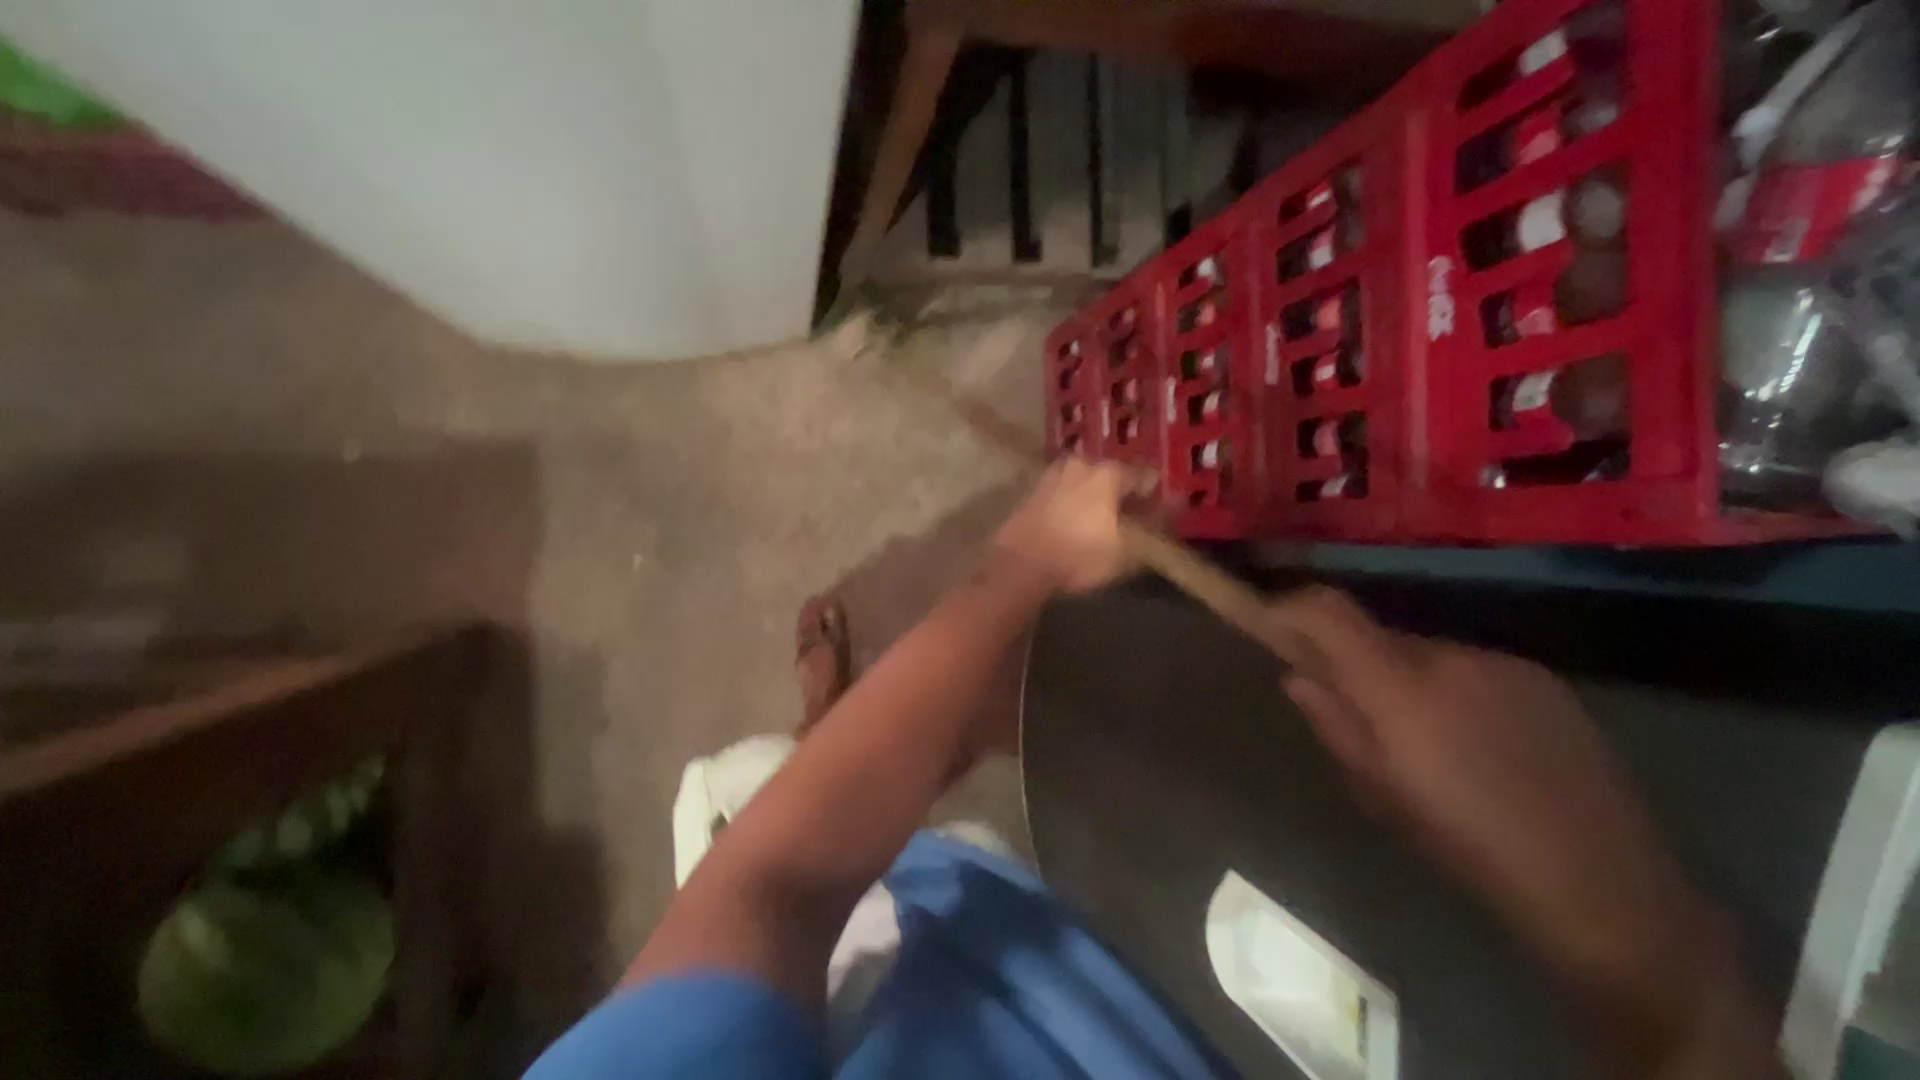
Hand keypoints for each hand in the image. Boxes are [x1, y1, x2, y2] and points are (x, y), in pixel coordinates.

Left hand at [994, 457, 1155, 593]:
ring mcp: (1052, 475)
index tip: (1161, 515)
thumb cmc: (1080, 556)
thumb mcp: (1129, 548)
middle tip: (1132, 523)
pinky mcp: (1032, 492)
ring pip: (1086, 483)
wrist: (1019, 566)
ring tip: (1103, 527)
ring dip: (1097, 500)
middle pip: (1113, 476)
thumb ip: (1158, 523)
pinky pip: (1065, 494)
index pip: (1146, 474)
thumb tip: (1178, 504)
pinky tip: (1075, 527)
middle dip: (1125, 496)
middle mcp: (1080, 464)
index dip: (1156, 495)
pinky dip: (1074, 505)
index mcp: (1108, 471)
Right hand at [1265, 588, 1758, 1074]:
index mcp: (1401, 689)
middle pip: (1379, 635)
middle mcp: (1450, 657)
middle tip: (1351, 705)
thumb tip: (1299, 678)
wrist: (1602, 883)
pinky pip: (1472, 667)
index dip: (1292, 607)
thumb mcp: (1381, 795)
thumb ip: (1336, 725)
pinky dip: (1453, 687)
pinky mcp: (1542, 678)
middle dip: (1355, 660)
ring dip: (1407, 677)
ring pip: (1427, 652)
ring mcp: (1503, 663)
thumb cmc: (1469, 848)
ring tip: (1422, 737)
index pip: (1330, 613)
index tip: (1272, 621)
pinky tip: (1475, 741)